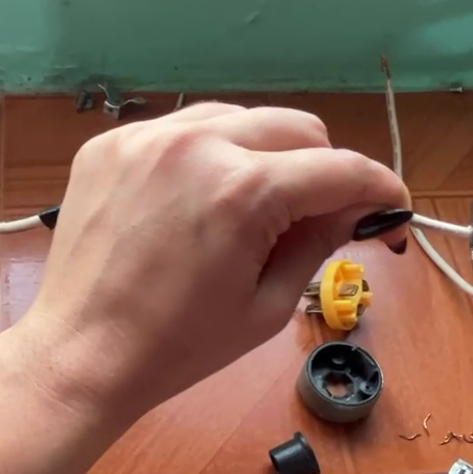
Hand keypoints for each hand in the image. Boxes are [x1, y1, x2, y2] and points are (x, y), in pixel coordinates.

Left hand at [8, 103, 407, 424]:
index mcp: (243, 192)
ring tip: (253, 206)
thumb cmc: (178, 348)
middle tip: (318, 214)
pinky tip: (196, 198)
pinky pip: (182, 130)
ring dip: (265, 153)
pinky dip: (207, 155)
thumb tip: (352, 208)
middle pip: (297, 127)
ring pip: (239, 118)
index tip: (391, 210)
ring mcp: (146, 137)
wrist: (81, 355)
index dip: (379, 188)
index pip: (341, 169)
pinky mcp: (110, 143)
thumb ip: (318, 243)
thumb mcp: (266, 306)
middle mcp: (197, 144)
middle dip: (323, 167)